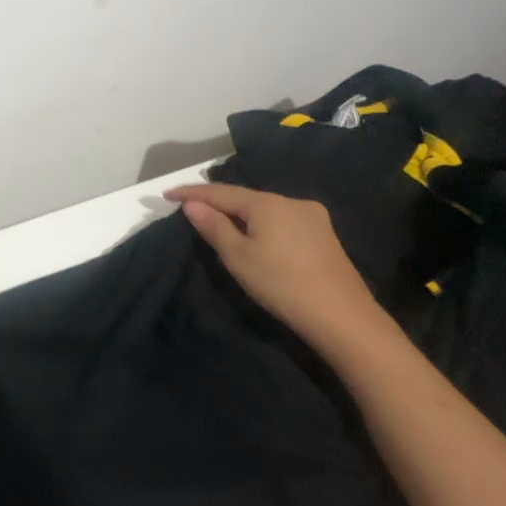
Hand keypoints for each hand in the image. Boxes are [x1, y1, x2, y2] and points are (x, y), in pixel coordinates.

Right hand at [163, 182, 390, 349]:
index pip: (220, 192)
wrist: (339, 314)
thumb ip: (213, 226)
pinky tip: (254, 236)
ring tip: (218, 222)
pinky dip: (260, 223)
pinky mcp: (323, 234)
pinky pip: (281, 220)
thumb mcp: (237, 257)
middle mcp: (291, 201)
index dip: (191, 192)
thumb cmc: (280, 283)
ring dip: (240, 214)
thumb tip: (192, 204)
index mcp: (267, 203)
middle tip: (189, 208)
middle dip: (217, 202)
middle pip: (245, 197)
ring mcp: (312, 216)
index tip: (166, 194)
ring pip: (265, 209)